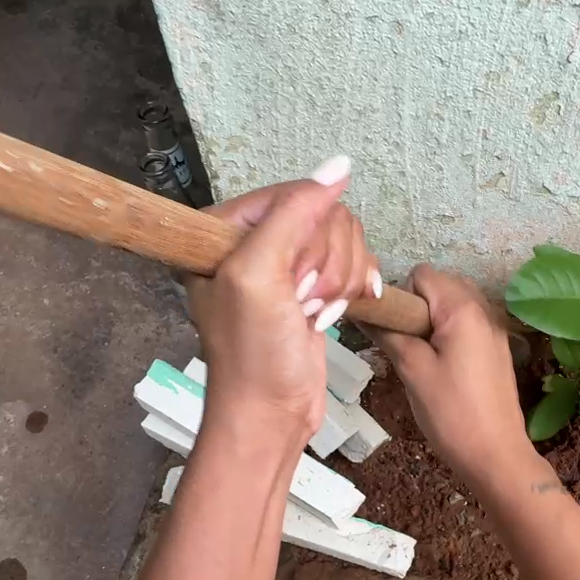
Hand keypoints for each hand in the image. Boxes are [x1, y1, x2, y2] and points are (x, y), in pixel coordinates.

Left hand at [189, 157, 379, 447]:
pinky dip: (354, 289)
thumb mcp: (260, 275)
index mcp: (226, 226)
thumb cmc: (254, 354)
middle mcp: (255, 239)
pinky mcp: (314, 287)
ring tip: (313, 316)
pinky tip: (337, 313)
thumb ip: (295, 213)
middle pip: (327, 218)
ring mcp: (287, 265)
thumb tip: (340, 165)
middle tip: (302, 304)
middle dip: (325, 268)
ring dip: (339, 284)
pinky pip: (353, 263)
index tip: (291, 284)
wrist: (272, 414)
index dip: (309, 240)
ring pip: (346, 240)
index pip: (297, 196)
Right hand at [372, 265, 541, 492]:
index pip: (422, 275)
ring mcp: (495, 331)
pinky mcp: (497, 351)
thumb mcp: (412, 371)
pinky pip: (467, 326)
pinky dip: (448, 335)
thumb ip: (389, 334)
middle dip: (416, 308)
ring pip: (454, 306)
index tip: (392, 330)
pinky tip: (440, 368)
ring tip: (421, 359)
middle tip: (404, 345)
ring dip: (431, 322)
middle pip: (440, 286)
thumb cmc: (452, 414)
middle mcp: (484, 310)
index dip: (401, 297)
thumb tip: (364, 312)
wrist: (496, 456)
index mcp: (463, 309)